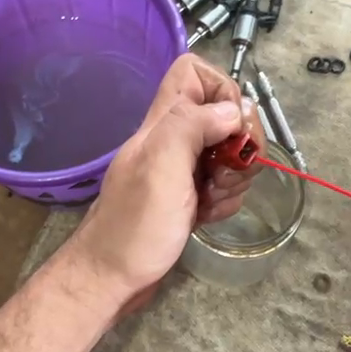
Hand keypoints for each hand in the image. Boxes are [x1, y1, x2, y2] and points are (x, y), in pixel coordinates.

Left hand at [57, 55, 260, 311]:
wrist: (111, 279)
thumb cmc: (134, 227)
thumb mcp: (161, 167)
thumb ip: (192, 126)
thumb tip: (233, 110)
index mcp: (162, 123)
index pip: (193, 72)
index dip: (222, 89)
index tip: (231, 127)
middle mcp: (172, 140)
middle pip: (223, 115)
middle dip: (238, 145)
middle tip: (224, 172)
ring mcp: (180, 170)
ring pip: (228, 155)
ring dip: (232, 179)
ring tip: (209, 201)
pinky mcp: (187, 198)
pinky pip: (221, 187)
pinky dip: (223, 201)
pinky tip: (205, 217)